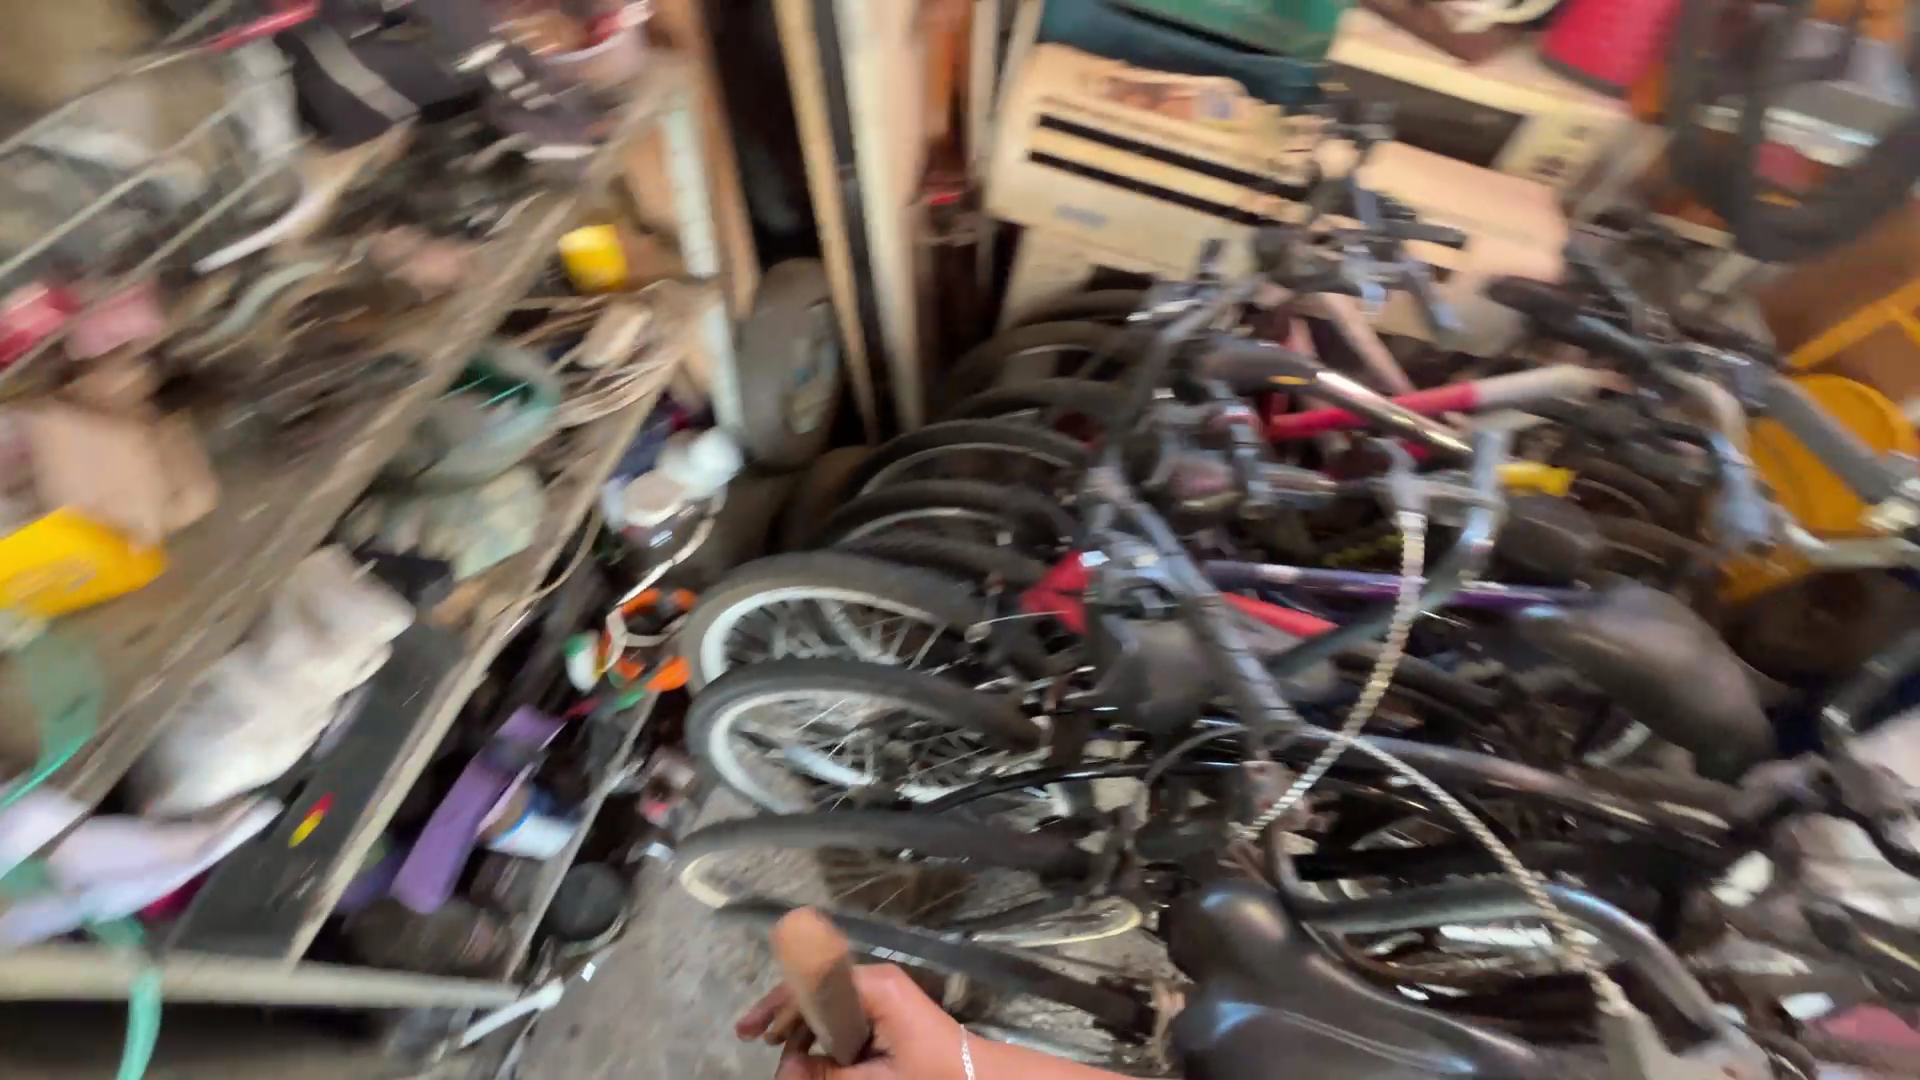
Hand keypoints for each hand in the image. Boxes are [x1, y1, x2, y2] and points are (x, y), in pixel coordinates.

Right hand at [736, 964, 966, 1079]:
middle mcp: (876, 979)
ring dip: (800, 1020)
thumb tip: (782, 1071)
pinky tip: (804, 1047)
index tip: (750, 1030)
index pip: (814, 984)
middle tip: (749, 1035)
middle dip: (783, 1010)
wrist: (978, 1078)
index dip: (779, 1004)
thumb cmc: (930, 1077)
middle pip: (818, 986)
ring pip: (828, 999)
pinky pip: (844, 1011)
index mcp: (874, 988)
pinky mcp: (887, 1007)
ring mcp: (883, 991)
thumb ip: (825, 1078)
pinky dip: (821, 1027)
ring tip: (772, 1043)